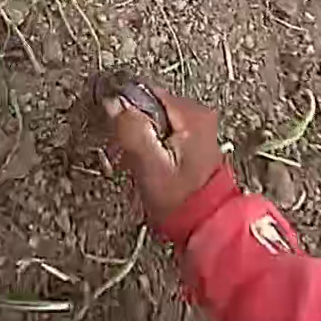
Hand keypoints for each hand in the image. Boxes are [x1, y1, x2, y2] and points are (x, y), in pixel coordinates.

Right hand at [106, 89, 225, 226]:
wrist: (206, 227)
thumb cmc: (182, 201)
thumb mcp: (150, 166)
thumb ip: (131, 131)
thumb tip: (114, 103)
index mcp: (191, 114)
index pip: (146, 93)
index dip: (126, 112)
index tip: (118, 134)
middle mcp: (197, 114)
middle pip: (150, 107)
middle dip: (133, 129)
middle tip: (128, 156)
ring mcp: (197, 127)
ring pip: (155, 120)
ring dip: (141, 140)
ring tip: (141, 166)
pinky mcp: (194, 140)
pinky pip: (164, 132)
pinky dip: (152, 146)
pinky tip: (152, 167)